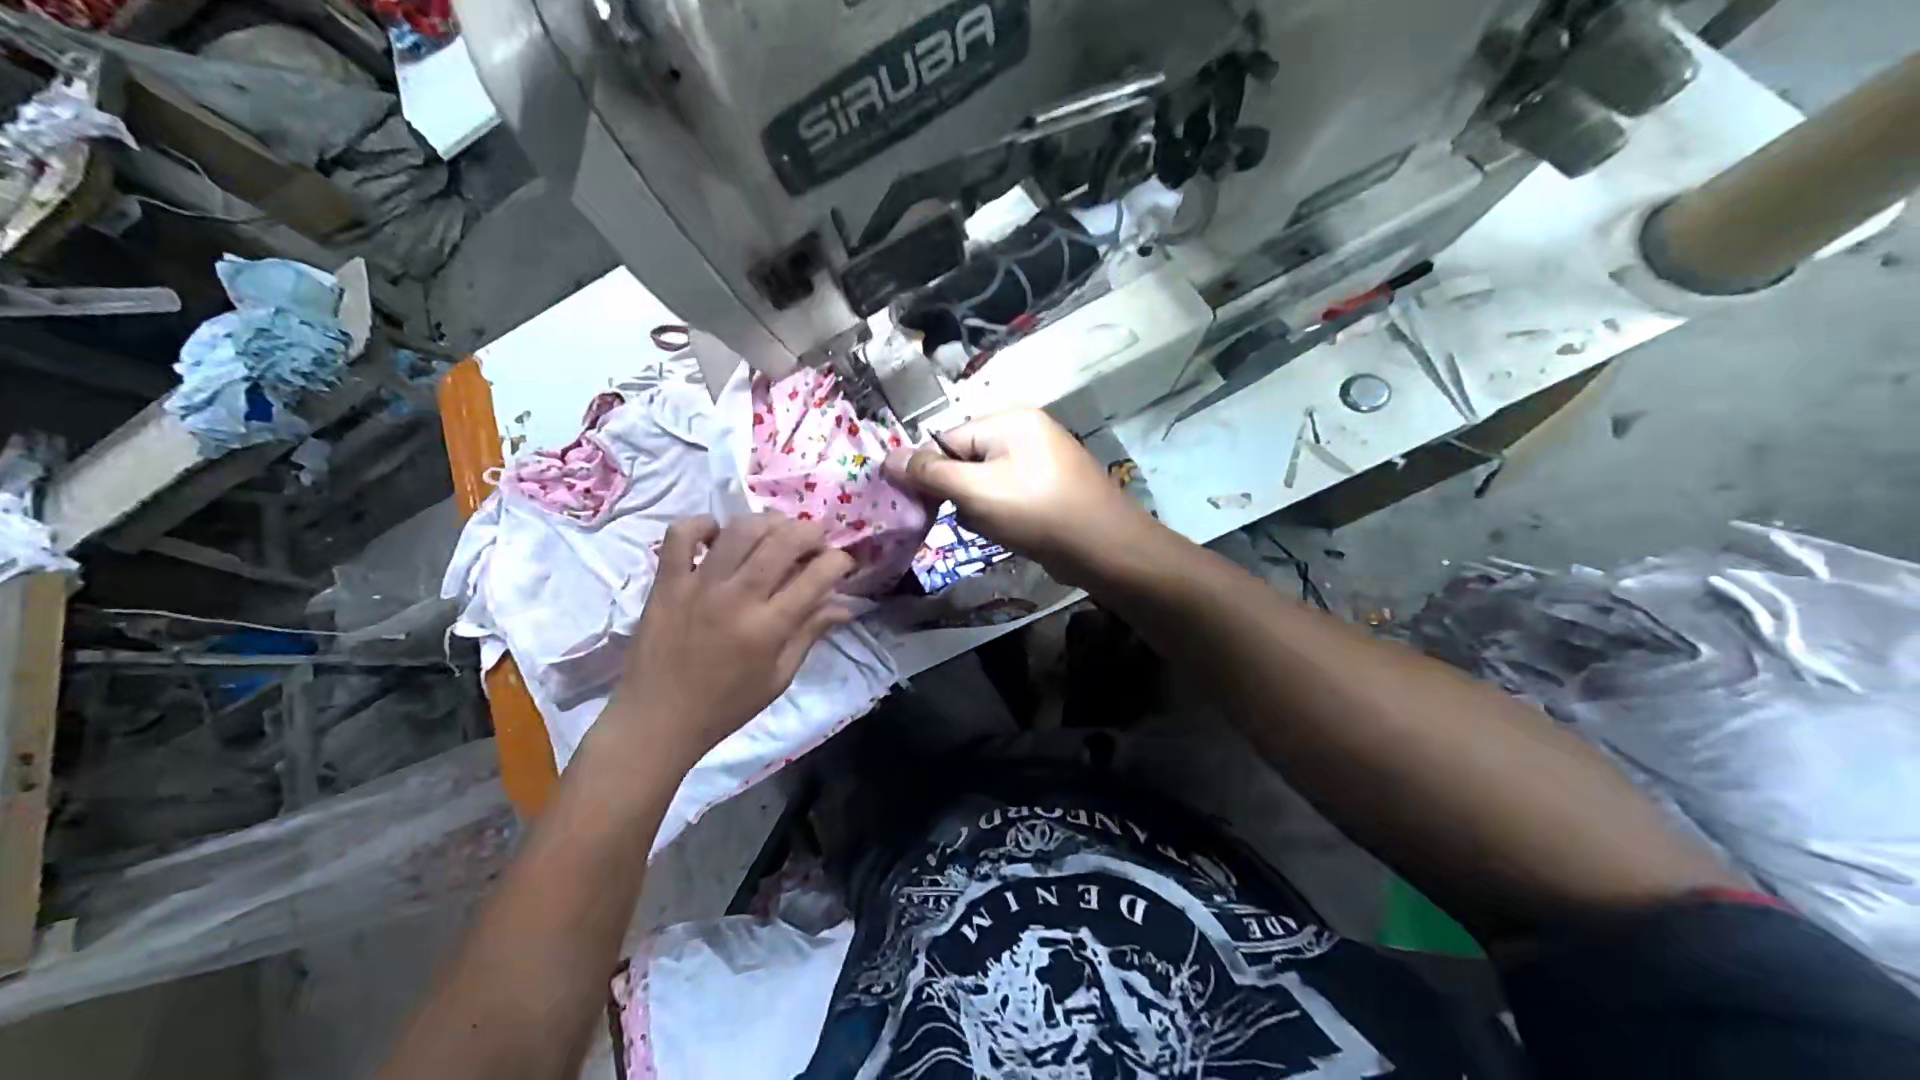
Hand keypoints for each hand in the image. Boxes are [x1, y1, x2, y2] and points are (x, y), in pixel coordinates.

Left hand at [600, 514, 853, 771]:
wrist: (656, 721)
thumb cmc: (725, 706)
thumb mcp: (778, 678)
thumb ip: (810, 634)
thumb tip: (844, 606)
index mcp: (769, 627)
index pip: (818, 576)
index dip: (839, 562)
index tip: (842, 564)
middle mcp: (738, 597)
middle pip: (784, 541)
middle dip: (811, 533)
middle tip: (815, 542)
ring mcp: (699, 585)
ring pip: (741, 529)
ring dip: (768, 522)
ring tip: (777, 531)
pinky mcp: (666, 582)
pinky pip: (681, 535)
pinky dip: (703, 525)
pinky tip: (718, 535)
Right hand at [885, 410, 1159, 582]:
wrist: (1104, 548)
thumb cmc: (1035, 511)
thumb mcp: (975, 490)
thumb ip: (930, 474)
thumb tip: (887, 458)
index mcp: (1010, 421)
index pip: (947, 439)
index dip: (930, 472)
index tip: (921, 504)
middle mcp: (1027, 433)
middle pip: (966, 462)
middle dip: (962, 495)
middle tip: (975, 517)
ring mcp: (1043, 462)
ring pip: (986, 486)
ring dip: (982, 511)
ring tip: (1000, 528)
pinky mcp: (1051, 490)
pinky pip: (1010, 499)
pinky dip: (1005, 518)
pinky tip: (1015, 535)